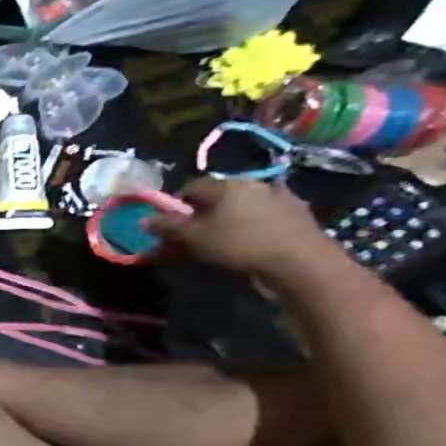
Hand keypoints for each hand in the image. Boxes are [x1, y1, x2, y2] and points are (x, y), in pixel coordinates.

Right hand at [148, 178, 341, 280]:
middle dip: (204, 213)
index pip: (191, 187)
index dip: (177, 205)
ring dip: (231, 218)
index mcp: (225, 185)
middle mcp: (252, 183)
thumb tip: (143, 219)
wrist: (302, 262)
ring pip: (243, 204)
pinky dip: (256, 224)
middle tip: (198, 236)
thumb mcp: (196, 238)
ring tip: (227, 240)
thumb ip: (169, 227)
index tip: (173, 225)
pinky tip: (254, 241)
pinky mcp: (299, 212)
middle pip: (218, 195)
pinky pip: (266, 214)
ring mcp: (279, 196)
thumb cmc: (240, 245)